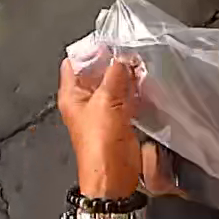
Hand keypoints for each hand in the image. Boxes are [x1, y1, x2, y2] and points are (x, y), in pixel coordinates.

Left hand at [58, 58, 141, 197]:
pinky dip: (135, 90)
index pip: (74, 62)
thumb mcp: (105, 101)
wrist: (113, 177)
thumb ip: (115, 75)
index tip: (109, 41)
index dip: (89, 50)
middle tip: (130, 49)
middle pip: (96, 72)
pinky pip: (126, 98)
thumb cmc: (100, 143)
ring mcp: (102, 109)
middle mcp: (85, 100)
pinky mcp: (119, 119)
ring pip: (113, 84)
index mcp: (72, 94)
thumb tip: (123, 57)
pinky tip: (147, 82)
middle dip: (113, 61)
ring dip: (126, 75)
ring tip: (141, 63)